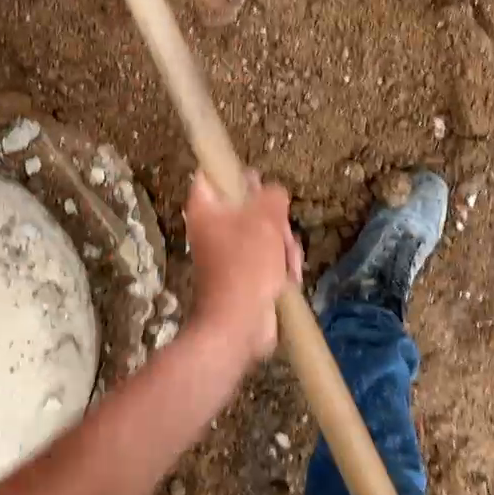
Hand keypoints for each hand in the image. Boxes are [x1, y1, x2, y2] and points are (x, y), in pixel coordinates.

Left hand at [183, 172, 302, 363]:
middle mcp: (212, 227)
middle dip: (273, 218)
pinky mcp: (244, 273)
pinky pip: (266, 257)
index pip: (211, 173)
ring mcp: (228, 252)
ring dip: (282, 245)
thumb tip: (272, 192)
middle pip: (247, 204)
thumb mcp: (265, 219)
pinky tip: (289, 277)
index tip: (257, 177)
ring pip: (262, 232)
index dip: (233, 170)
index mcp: (205, 207)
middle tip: (281, 230)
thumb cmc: (245, 264)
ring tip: (287, 261)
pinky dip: (280, 265)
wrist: (239, 324)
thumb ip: (272, 196)